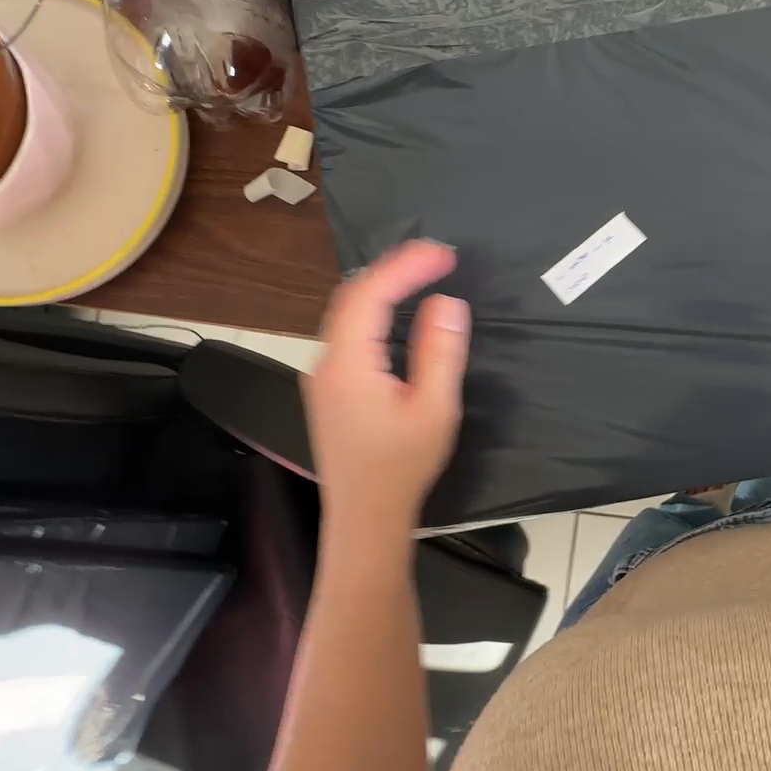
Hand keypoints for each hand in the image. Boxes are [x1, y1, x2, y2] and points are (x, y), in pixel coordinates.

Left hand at [304, 239, 469, 534]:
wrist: (365, 517)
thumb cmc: (402, 467)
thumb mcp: (434, 410)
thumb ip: (440, 353)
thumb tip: (448, 304)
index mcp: (349, 364)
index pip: (371, 295)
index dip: (406, 266)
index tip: (444, 253)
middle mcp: (325, 364)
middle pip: (352, 299)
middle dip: (394, 269)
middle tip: (438, 258)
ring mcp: (322, 378)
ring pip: (348, 316)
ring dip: (383, 289)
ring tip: (422, 276)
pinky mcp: (329, 390)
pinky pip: (349, 335)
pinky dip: (375, 313)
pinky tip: (398, 315)